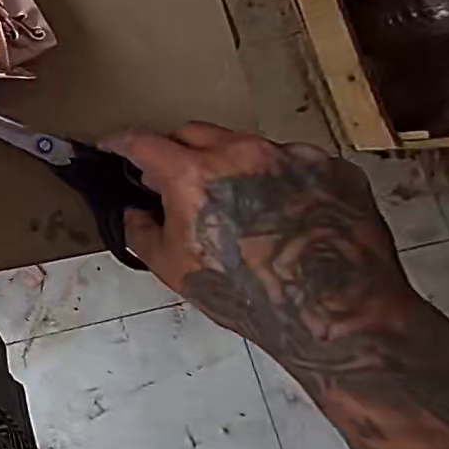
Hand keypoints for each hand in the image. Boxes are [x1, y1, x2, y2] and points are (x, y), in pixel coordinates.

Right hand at [101, 123, 416, 360]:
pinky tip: (275, 210)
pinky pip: (288, 159)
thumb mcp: (170, 266)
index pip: (141, 141)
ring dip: (224, 162)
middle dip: (174, 150)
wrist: (337, 316)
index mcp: (192, 174)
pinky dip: (271, 175)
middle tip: (172, 180)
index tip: (111, 146)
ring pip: (241, 143)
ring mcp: (291, 156)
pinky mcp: (332, 168)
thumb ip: (141, 230)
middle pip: (191, 132)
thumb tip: (136, 212)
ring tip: (231, 200)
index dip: (119, 142)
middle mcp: (241, 153)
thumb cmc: (244, 294)